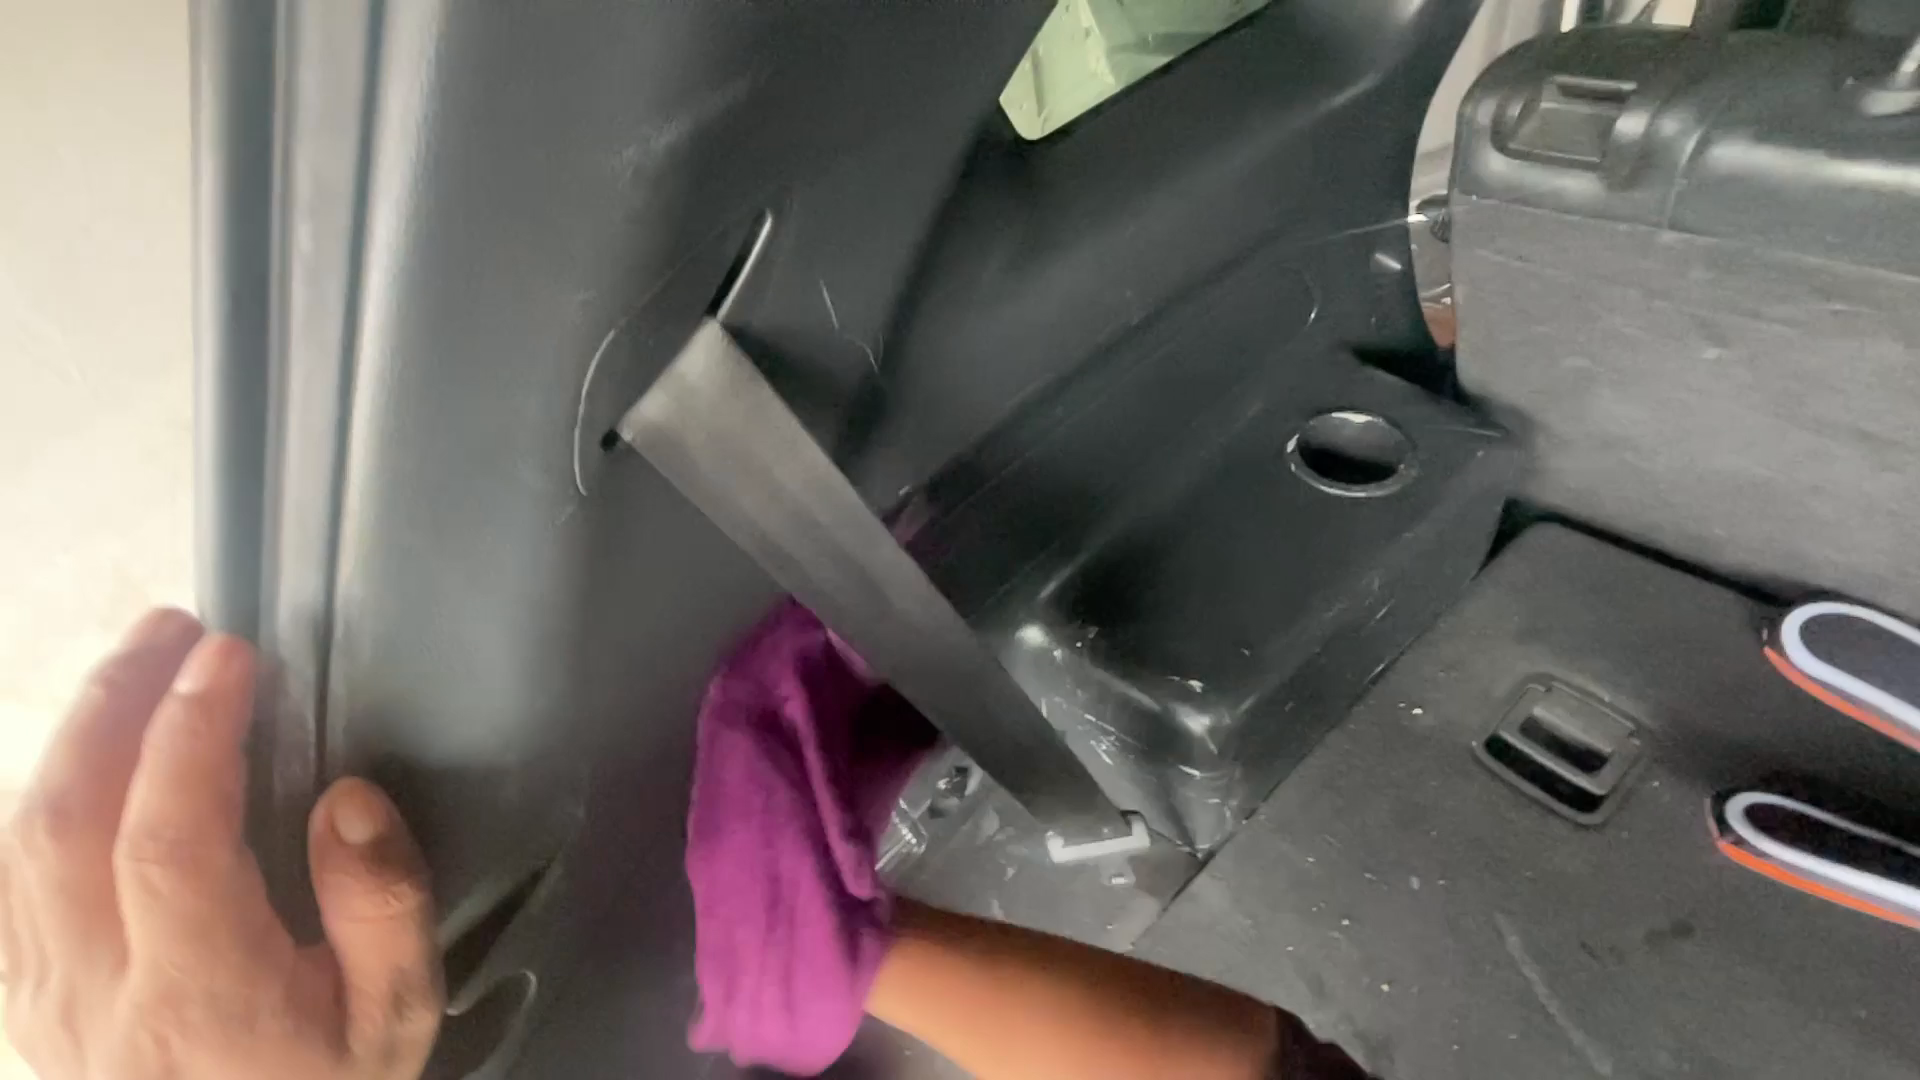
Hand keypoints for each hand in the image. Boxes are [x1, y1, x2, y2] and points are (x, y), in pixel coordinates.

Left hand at [1, 609, 441, 1077]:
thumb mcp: (398, 1008)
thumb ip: (384, 906)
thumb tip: (349, 799)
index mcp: (200, 987)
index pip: (169, 840)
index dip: (192, 736)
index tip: (232, 657)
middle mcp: (89, 988)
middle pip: (59, 828)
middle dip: (110, 710)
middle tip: (170, 631)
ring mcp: (38, 998)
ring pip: (13, 849)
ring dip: (70, 740)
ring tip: (134, 667)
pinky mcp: (27, 1000)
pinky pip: (8, 880)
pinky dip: (43, 794)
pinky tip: (91, 757)